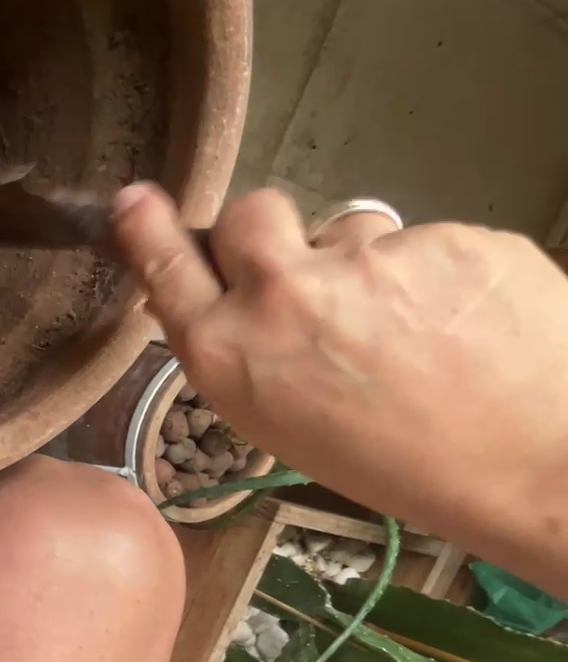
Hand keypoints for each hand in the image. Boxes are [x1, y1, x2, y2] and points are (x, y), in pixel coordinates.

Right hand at [109, 184, 567, 590]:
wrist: (529, 462)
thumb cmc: (377, 456)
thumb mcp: (263, 411)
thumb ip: (232, 344)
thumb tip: (225, 296)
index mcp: (223, 347)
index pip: (167, 268)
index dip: (147, 229)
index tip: (133, 199)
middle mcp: (279, 293)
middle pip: (249, 214)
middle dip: (259, 230)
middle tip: (290, 264)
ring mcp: (368, 260)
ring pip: (345, 232)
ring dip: (356, 262)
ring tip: (399, 320)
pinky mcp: (452, 239)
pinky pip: (420, 242)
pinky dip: (428, 273)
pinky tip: (450, 318)